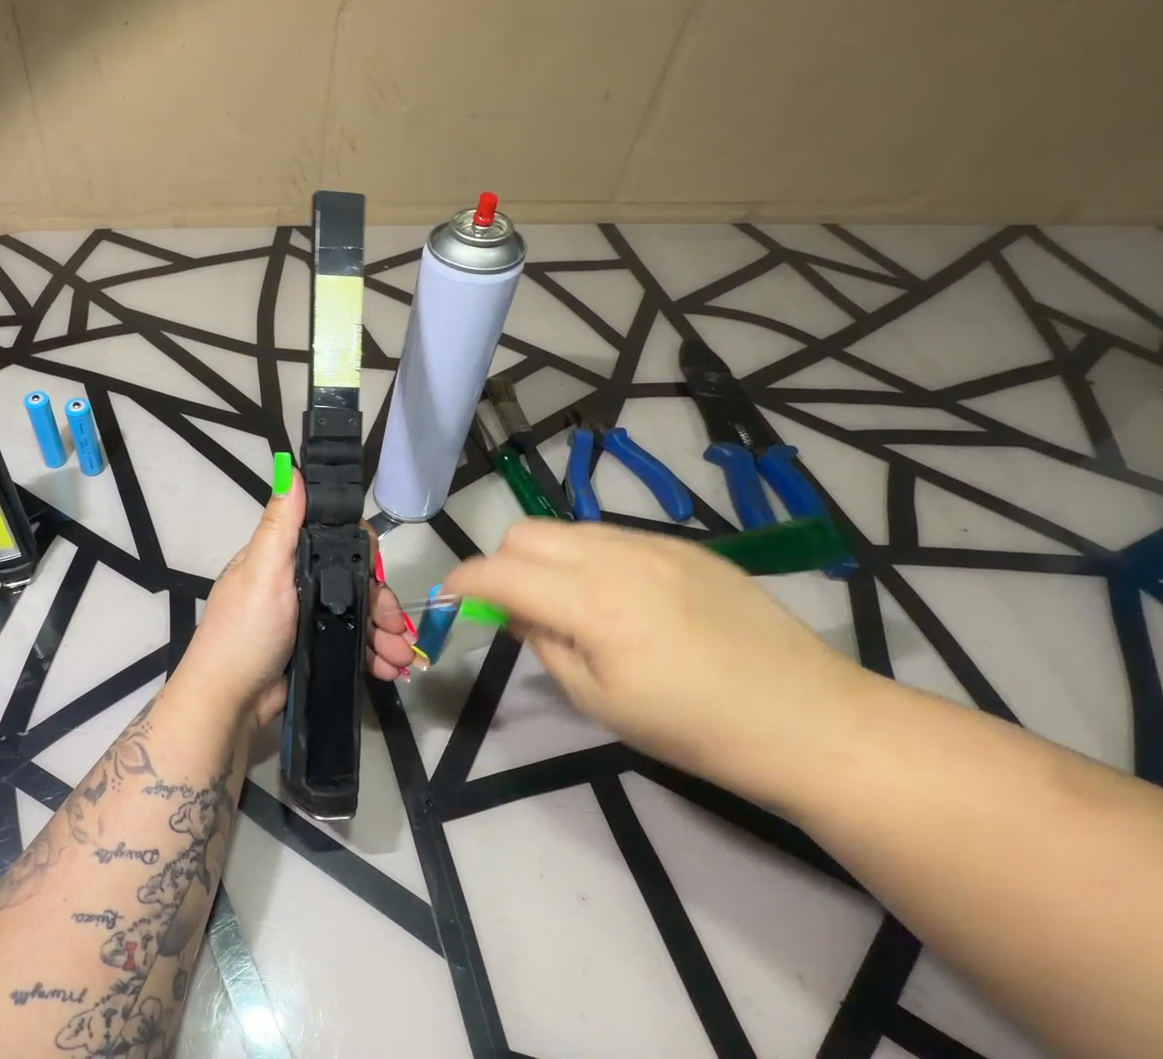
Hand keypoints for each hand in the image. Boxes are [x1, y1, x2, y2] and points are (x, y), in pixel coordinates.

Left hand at [178, 472, 415, 722]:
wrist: (230, 701)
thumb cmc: (245, 632)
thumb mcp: (262, 573)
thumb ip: (281, 526)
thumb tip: (291, 470)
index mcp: (281, 559)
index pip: (334, 541)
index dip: (363, 555)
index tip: (379, 574)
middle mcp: (295, 584)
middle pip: (354, 582)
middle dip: (382, 606)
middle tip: (400, 632)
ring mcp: (306, 619)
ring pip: (358, 615)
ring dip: (385, 635)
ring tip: (400, 660)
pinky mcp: (314, 649)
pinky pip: (352, 643)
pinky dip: (373, 655)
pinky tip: (388, 669)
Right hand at [444, 519, 872, 782]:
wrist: (807, 719)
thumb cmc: (692, 728)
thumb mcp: (596, 700)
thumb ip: (541, 643)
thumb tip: (512, 612)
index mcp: (592, 602)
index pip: (499, 571)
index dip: (462, 583)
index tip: (451, 601)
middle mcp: (618, 557)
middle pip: (526, 532)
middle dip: (502, 565)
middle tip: (514, 610)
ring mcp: (657, 545)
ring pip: (568, 529)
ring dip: (546, 559)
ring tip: (567, 607)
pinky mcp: (688, 547)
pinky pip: (613, 536)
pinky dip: (588, 558)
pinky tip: (617, 601)